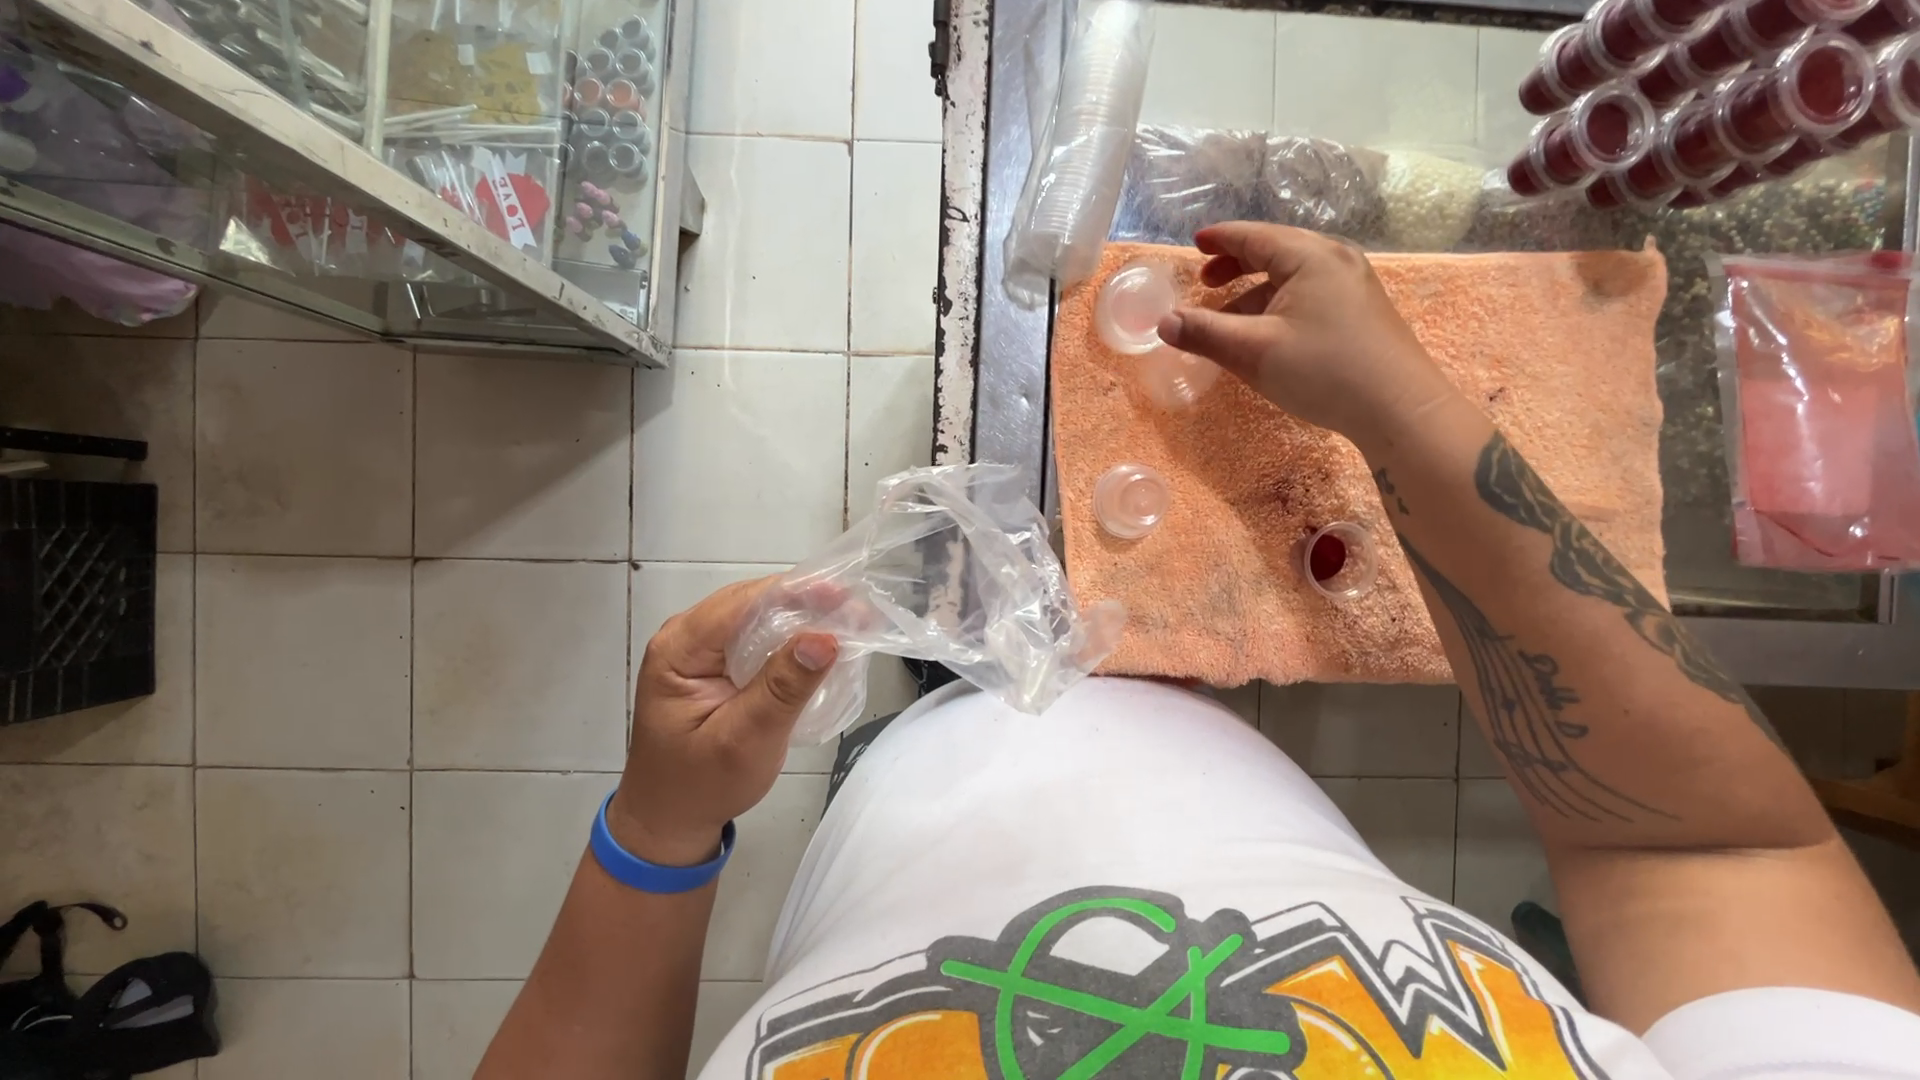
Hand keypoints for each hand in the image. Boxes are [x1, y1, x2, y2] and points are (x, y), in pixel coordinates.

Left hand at [612, 578, 836, 866]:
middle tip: (859, 611)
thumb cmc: (702, 786)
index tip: (846, 597)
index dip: (796, 593)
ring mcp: (699, 647)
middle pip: (751, 601)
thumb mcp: (746, 740)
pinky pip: (755, 634)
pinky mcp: (714, 661)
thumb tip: (825, 638)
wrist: (669, 821)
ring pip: (757, 614)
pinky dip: (790, 634)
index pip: (743, 603)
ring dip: (802, 615)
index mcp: (679, 649)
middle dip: (805, 601)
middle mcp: (685, 636)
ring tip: (850, 621)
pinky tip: (821, 641)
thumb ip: (783, 687)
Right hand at [1156, 222, 1463, 449]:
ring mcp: (1354, 286)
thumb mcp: (1253, 352)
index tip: (1195, 243)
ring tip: (1229, 316)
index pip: (1255, 236)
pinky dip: (1278, 304)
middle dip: (1237, 265)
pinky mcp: (1362, 313)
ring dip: (1256, 291)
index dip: (1221, 239)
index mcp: (1309, 257)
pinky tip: (1267, 333)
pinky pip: (1309, 295)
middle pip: (1276, 251)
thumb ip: (1204, 333)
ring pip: (1292, 277)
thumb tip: (1163, 321)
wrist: (1399, 408)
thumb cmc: (1323, 370)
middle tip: (1206, 282)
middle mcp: (1335, 260)